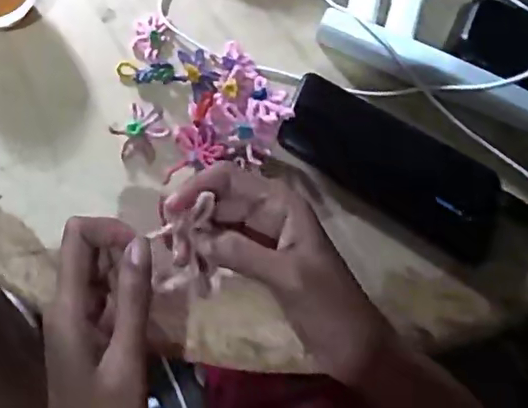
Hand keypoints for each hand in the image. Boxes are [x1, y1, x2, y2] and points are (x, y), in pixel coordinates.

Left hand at [44, 217, 151, 407]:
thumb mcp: (126, 360)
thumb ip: (133, 299)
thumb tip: (140, 240)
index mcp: (65, 303)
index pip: (76, 233)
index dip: (108, 227)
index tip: (141, 245)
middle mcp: (63, 301)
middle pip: (86, 247)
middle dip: (121, 247)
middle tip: (156, 268)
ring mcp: (72, 315)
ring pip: (97, 268)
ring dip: (126, 269)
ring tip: (156, 288)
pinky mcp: (83, 330)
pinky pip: (103, 293)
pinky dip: (125, 291)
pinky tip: (147, 308)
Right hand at [163, 165, 393, 384]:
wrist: (358, 349)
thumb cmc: (330, 306)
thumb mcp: (287, 277)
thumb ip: (243, 251)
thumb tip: (199, 234)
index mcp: (279, 201)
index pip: (229, 177)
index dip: (197, 186)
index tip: (171, 208)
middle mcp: (267, 208)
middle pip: (219, 197)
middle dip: (192, 212)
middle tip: (169, 239)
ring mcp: (261, 232)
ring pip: (218, 219)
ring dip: (195, 232)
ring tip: (178, 255)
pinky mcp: (257, 255)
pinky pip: (223, 242)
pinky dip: (205, 249)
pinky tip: (192, 263)